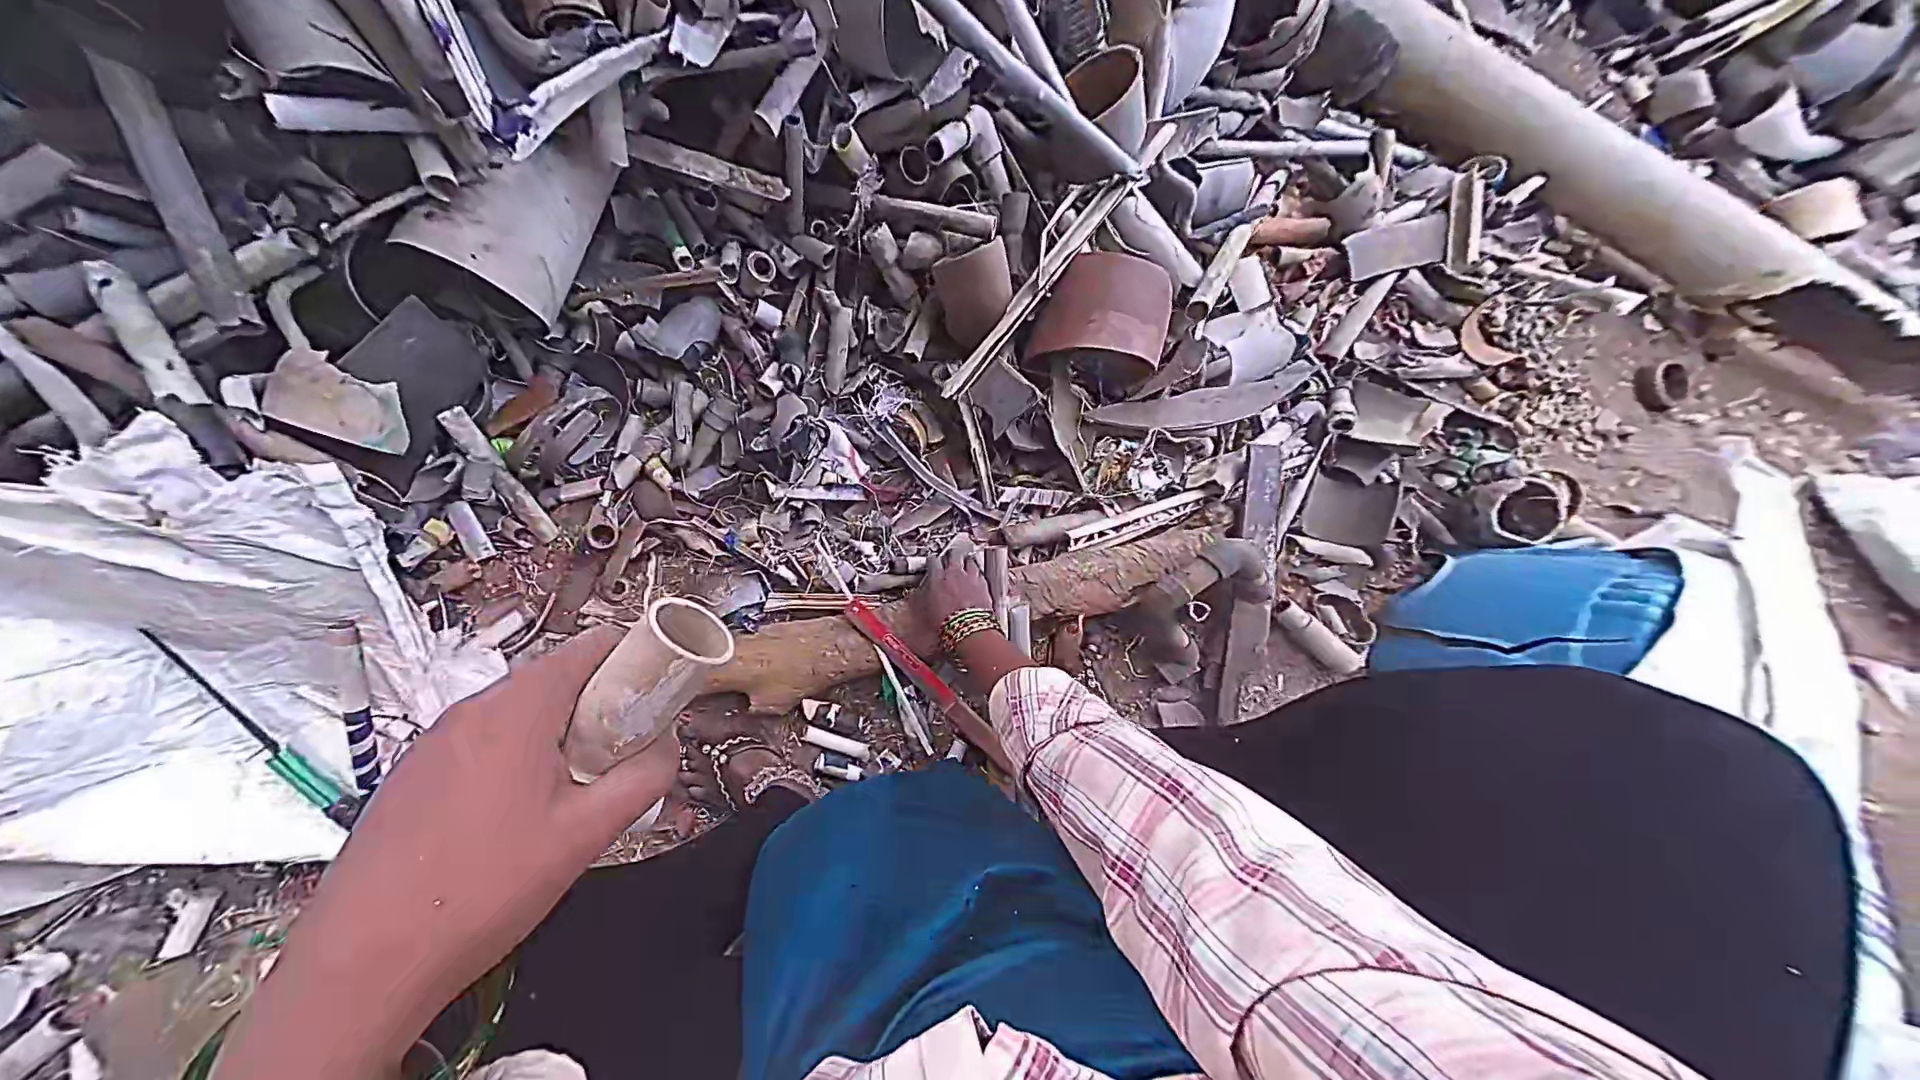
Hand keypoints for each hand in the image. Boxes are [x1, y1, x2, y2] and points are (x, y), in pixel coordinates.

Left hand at [213, 625, 677, 1079]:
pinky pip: (486, 738)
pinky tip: (523, 808)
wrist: (359, 968)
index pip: (589, 647)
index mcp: (515, 711)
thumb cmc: (483, 890)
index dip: (634, 655)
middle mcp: (470, 711)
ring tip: (580, 781)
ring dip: (563, 728)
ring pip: (521, 709)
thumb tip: (668, 747)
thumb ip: (644, 778)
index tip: (659, 687)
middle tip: (627, 745)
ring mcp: (434, 741)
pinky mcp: (415, 773)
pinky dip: (522, 751)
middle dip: (602, 701)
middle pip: (556, 676)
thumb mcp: (586, 834)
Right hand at [916, 540, 992, 628]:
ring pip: (969, 560)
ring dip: (966, 563)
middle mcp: (955, 573)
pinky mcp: (984, 584)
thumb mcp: (923, 611)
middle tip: (950, 560)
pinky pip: (980, 573)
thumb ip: (920, 598)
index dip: (932, 561)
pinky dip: (977, 575)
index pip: (932, 561)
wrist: (969, 630)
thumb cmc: (946, 623)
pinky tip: (976, 580)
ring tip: (965, 566)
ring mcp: (971, 577)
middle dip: (951, 556)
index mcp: (937, 577)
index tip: (932, 563)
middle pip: (953, 554)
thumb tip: (915, 596)